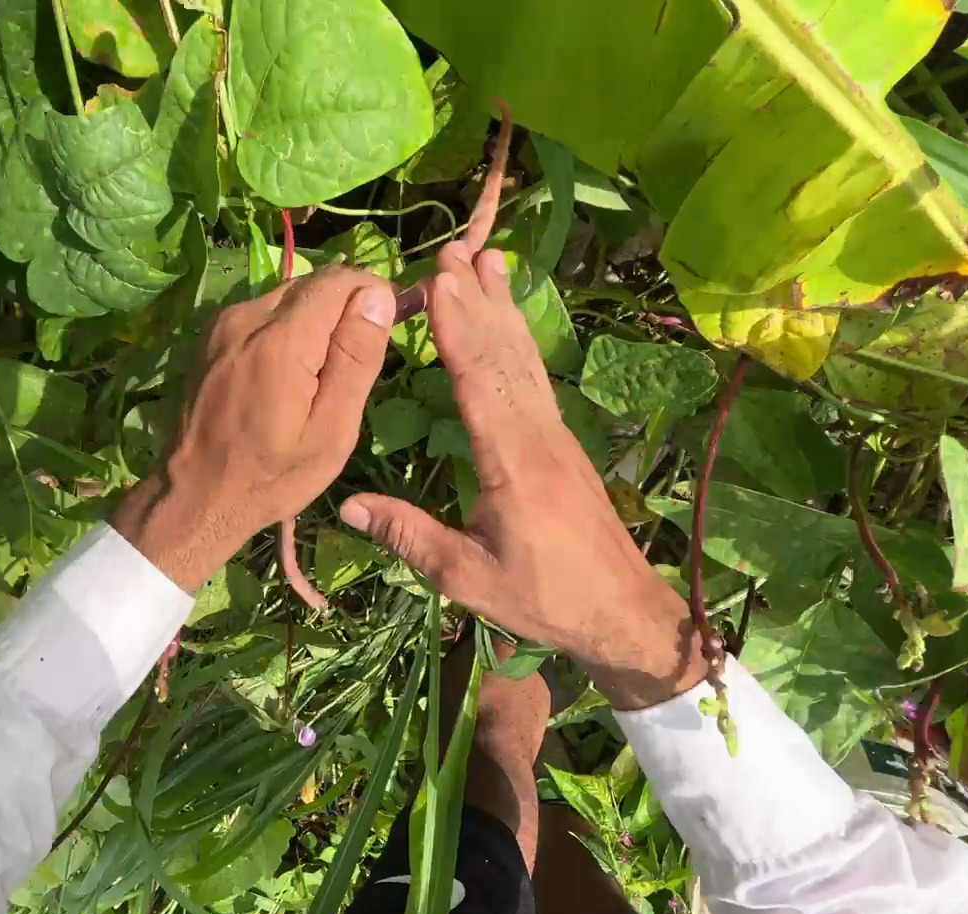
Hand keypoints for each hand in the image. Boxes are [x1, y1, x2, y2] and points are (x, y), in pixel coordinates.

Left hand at [114, 266, 396, 591]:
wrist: (197, 496)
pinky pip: (262, 316)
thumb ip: (355, 359)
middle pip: (313, 284)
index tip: (380, 336)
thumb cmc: (272, 477)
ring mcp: (222, 324)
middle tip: (349, 370)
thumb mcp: (331, 432)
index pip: (340, 280)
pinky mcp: (210, 337)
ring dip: (313, 325)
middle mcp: (246, 317)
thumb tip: (378, 295)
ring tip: (316, 382)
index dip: (371, 297)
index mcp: (281, 340)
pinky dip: (284, 335)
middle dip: (342, 313)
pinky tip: (284, 380)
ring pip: (287, 298)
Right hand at [338, 243, 704, 708]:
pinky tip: (512, 326)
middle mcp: (538, 434)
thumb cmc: (543, 597)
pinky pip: (535, 380)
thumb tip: (346, 503)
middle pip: (504, 355)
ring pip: (525, 361)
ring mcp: (555, 435)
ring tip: (487, 262)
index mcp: (512, 461)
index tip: (438, 278)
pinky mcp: (561, 444)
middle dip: (476, 300)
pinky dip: (520, 342)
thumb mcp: (467, 577)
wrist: (621, 611)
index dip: (457, 326)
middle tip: (453, 249)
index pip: (479, 379)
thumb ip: (409, 536)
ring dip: (503, 309)